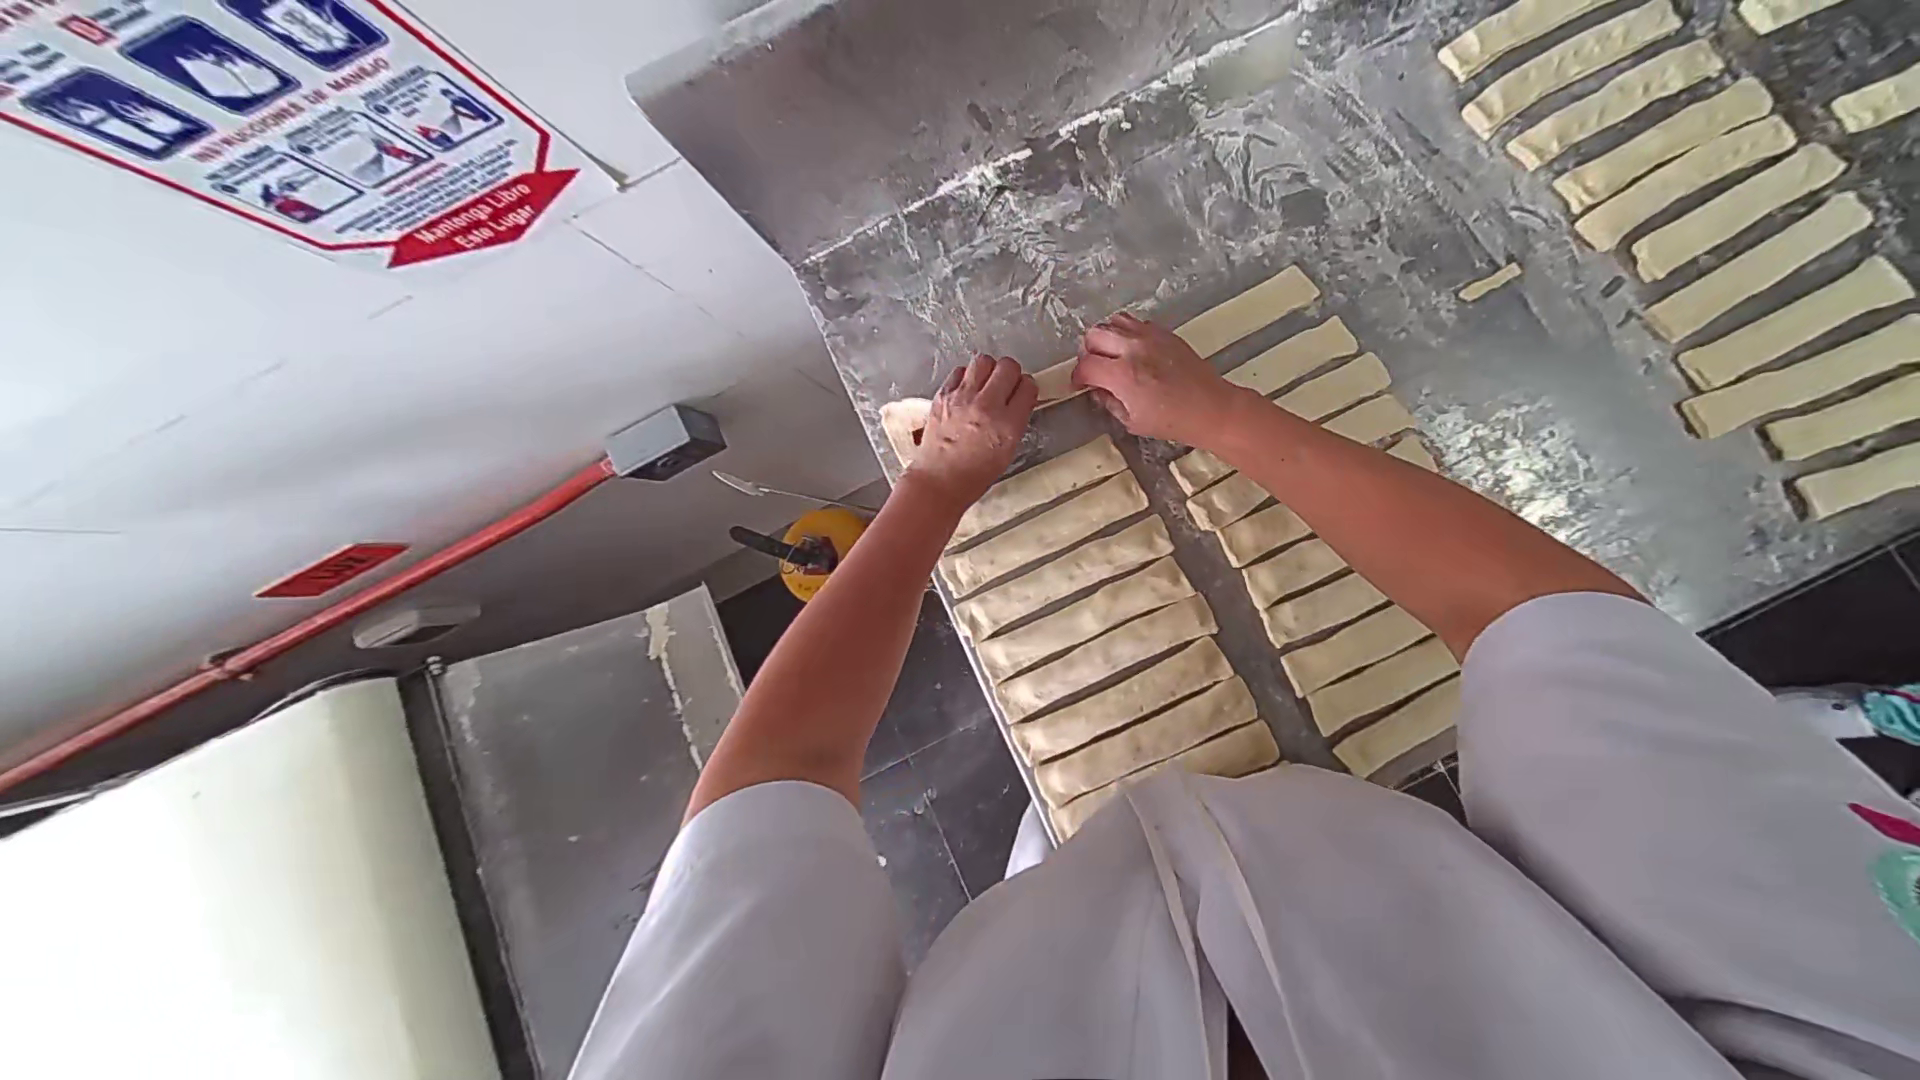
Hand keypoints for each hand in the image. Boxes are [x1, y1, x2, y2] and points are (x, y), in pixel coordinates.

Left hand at [905, 355, 1037, 507]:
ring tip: (985, 383)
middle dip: (1010, 373)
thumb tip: (1018, 401)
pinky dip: (965, 377)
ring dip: (988, 369)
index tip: (1022, 391)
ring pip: (983, 361)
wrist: (940, 480)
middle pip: (1008, 366)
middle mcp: (987, 406)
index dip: (1027, 387)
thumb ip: (1015, 421)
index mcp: (1009, 425)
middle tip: (1005, 384)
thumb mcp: (1008, 451)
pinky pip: (959, 371)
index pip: (1028, 387)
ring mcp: (963, 398)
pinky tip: (966, 391)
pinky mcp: (943, 396)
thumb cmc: (973, 474)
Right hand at [1073, 312, 1245, 445]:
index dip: (1077, 376)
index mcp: (1122, 375)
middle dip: (1087, 352)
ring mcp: (1150, 337)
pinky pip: (1134, 323)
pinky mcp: (1164, 333)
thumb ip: (1108, 401)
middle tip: (1093, 368)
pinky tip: (1131, 350)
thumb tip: (1097, 390)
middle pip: (1093, 335)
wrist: (1209, 407)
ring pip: (1112, 322)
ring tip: (1110, 355)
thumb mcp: (1131, 421)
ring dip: (1105, 338)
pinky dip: (1126, 333)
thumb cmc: (1173, 419)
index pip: (1085, 365)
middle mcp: (1134, 349)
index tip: (1080, 384)